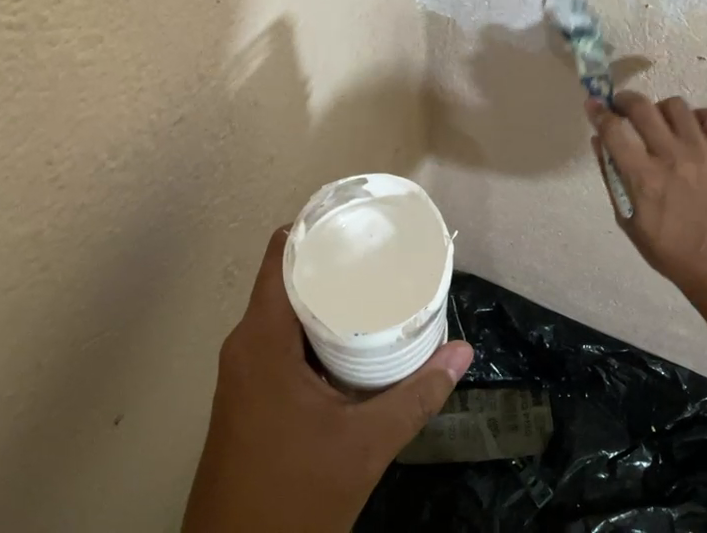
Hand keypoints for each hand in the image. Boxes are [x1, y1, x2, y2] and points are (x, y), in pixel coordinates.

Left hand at [181, 229, 474, 531]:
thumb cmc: (294, 493)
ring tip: (377, 284)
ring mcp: (244, 372)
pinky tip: (353, 336)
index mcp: (262, 340)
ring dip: (326, 296)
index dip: (318, 225)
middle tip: (385, 249)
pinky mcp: (249, 395)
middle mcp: (245, 345)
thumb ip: (416, 395)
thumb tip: (462, 352)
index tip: (360, 213)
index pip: (282, 253)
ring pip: (285, 312)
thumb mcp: (364, 444)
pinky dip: (315, 328)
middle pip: (287, 278)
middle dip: (335, 260)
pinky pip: (281, 340)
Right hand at [588, 93, 706, 300]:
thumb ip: (612, 177)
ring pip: (676, 106)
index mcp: (644, 178)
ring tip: (658, 123)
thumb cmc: (667, 249)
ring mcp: (701, 153)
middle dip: (624, 100)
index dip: (598, 112)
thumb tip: (599, 141)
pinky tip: (690, 131)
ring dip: (660, 109)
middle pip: (642, 107)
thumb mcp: (628, 220)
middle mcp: (671, 158)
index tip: (593, 105)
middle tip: (620, 107)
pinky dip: (698, 117)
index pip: (614, 130)